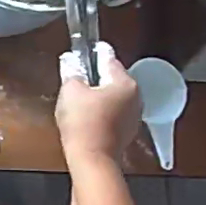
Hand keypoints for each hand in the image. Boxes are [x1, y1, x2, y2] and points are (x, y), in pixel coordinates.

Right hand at [56, 41, 139, 164]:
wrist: (92, 156)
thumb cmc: (82, 120)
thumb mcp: (71, 91)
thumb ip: (72, 72)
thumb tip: (71, 60)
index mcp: (124, 82)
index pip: (109, 60)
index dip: (95, 53)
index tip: (88, 48)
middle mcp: (135, 95)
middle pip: (113, 78)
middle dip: (96, 76)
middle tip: (77, 76)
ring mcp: (134, 114)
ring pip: (114, 95)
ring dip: (99, 93)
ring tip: (79, 97)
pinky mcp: (127, 129)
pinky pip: (114, 110)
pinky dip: (102, 108)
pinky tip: (87, 114)